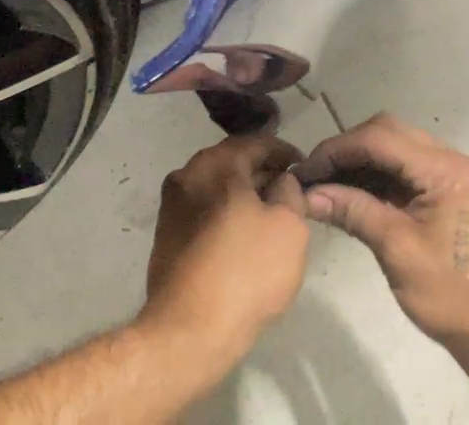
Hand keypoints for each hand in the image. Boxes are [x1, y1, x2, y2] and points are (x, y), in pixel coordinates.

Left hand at [141, 133, 310, 357]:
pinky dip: (223, 212)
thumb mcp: (289, 226)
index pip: (254, 142)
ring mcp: (171, 204)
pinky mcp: (166, 233)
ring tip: (268, 214)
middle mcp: (186, 174)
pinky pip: (202, 210)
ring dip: (240, 193)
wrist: (190, 327)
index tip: (301, 164)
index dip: (281, 151)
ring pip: (214, 186)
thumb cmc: (246, 270)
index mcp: (215, 164)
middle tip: (288, 189)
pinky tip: (241, 236)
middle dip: (260, 171)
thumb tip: (280, 180)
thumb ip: (289, 192)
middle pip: (230, 162)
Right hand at [295, 114, 468, 362]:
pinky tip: (355, 197)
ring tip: (328, 188)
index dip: (336, 150)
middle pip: (388, 133)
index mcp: (446, 171)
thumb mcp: (397, 251)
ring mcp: (456, 178)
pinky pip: (408, 170)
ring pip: (397, 149)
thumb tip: (307, 194)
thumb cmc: (455, 296)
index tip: (304, 172)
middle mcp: (454, 163)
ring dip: (361, 162)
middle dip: (347, 150)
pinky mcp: (454, 196)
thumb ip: (353, 212)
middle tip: (315, 177)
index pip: (379, 138)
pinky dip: (379, 177)